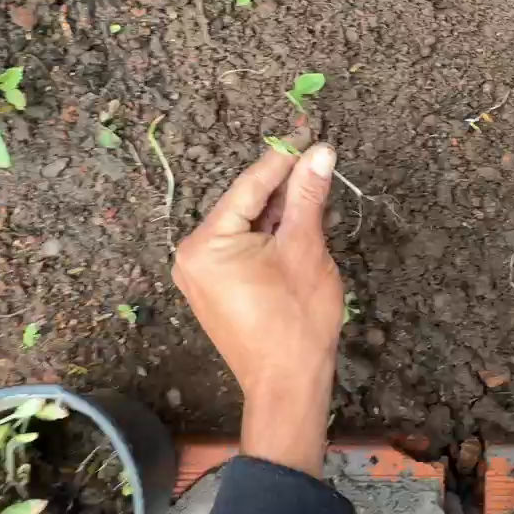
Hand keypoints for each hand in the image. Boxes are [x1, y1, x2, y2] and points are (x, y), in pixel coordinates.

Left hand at [173, 143, 343, 476]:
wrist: (289, 383)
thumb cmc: (296, 318)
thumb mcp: (305, 246)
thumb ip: (308, 195)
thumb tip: (320, 151)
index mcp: (206, 243)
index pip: (250, 185)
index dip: (283, 156)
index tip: (306, 129)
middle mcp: (193, 254)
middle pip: (248, 202)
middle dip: (285, 183)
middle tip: (318, 156)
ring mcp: (202, 273)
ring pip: (249, 223)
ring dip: (283, 208)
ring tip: (317, 186)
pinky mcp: (217, 286)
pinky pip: (246, 245)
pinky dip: (273, 232)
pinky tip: (301, 218)